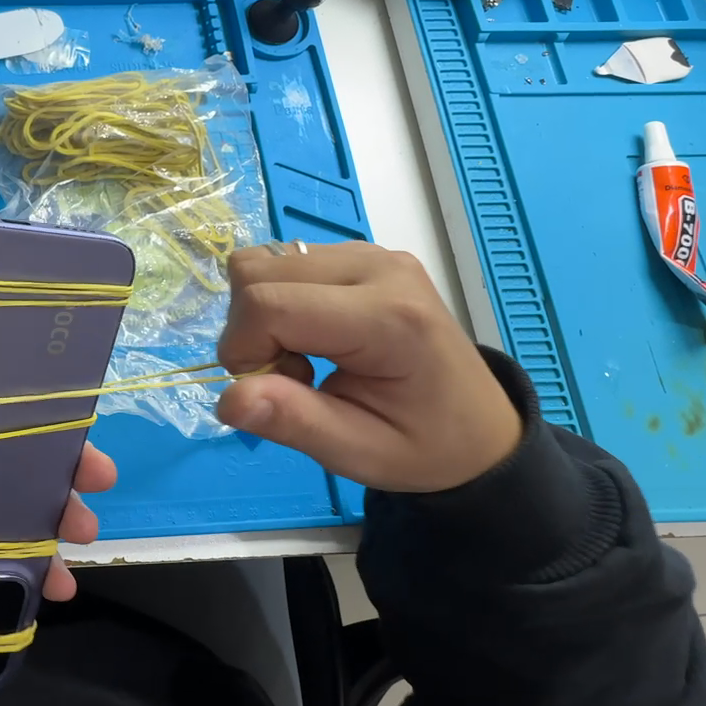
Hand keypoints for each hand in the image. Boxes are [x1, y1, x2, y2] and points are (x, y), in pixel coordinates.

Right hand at [214, 242, 519, 492]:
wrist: (478, 428)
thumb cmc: (421, 446)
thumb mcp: (358, 453)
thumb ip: (293, 422)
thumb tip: (227, 399)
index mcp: (388, 317)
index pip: (268, 304)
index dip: (244, 348)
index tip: (270, 390)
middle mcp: (376, 268)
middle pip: (255, 275)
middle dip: (247, 331)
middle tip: (289, 375)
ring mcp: (365, 253)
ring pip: (258, 263)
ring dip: (256, 314)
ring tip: (298, 353)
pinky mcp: (354, 252)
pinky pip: (278, 261)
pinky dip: (272, 299)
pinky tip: (307, 333)